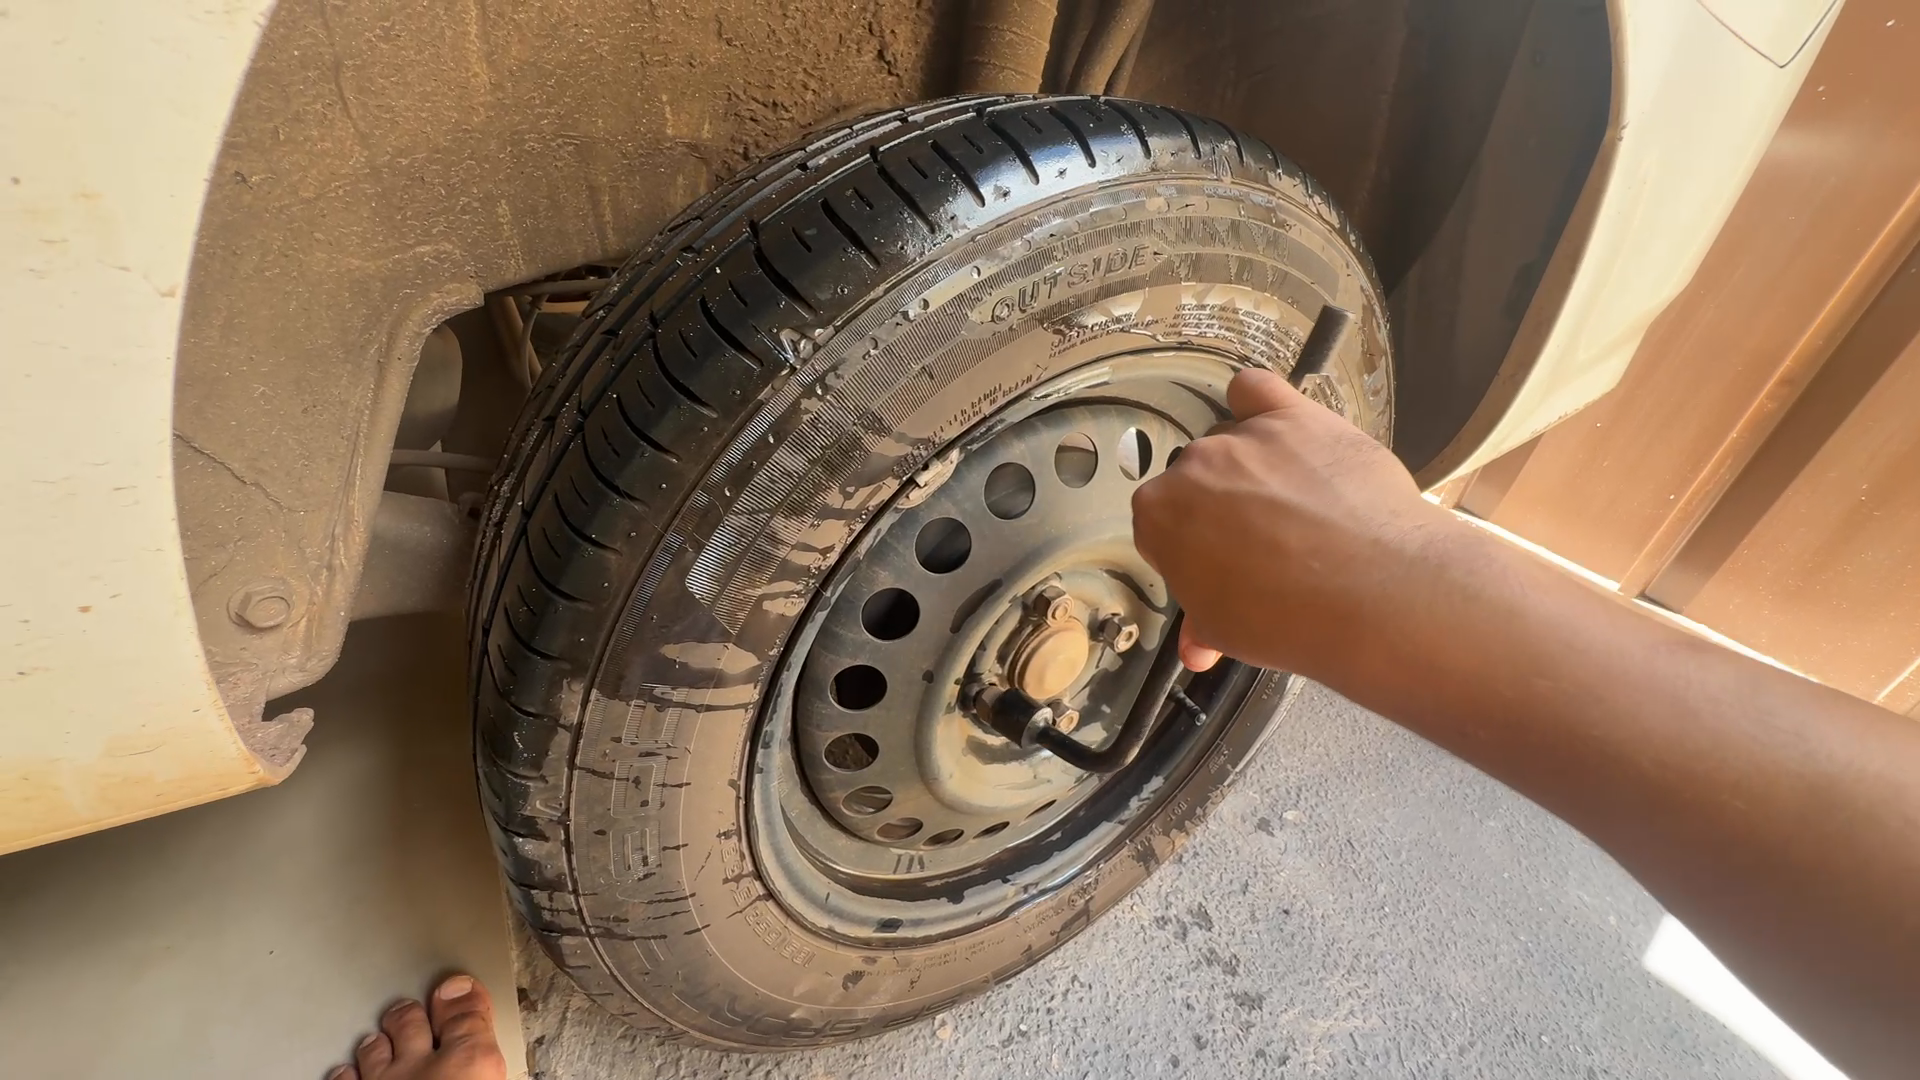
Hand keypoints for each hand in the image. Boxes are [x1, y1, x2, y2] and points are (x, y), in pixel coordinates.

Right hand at [1131, 367, 1455, 676]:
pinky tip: (1269, 421)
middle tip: (1257, 543)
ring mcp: (1244, 437)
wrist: (1375, 595)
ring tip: (1293, 504)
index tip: (1214, 565)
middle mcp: (1191, 466)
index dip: (1187, 547)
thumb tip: (1198, 645)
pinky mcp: (1296, 417)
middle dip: (1216, 508)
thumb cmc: (1287, 619)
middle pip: (1194, 481)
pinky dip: (1255, 402)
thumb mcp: (1227, 632)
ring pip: (1231, 445)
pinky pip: (1256, 390)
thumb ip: (1200, 623)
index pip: (1159, 523)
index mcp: (1158, 515)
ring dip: (1249, 468)